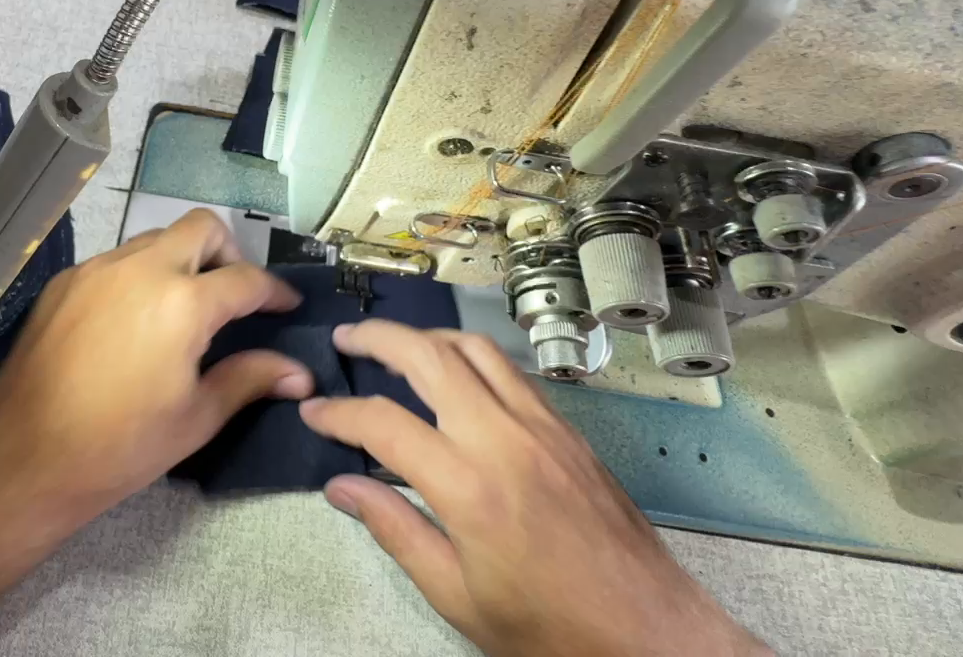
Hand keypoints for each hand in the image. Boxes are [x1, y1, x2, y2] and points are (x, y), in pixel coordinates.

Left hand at [0, 209, 314, 520]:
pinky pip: (117, 259)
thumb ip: (250, 379)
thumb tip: (300, 373)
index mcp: (182, 303)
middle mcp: (141, 269)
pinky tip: (135, 321)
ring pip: (156, 238)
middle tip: (233, 296)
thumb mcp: (196, 418)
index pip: (245, 279)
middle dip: (228, 253)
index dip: (274, 292)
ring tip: (184, 308)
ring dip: (182, 260)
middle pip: (201, 228)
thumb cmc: (120, 447)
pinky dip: (140, 274)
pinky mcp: (66, 281)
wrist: (23, 459)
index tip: (285, 306)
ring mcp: (97, 270)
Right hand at [299, 321, 765, 656]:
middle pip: (429, 356)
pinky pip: (508, 368)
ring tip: (395, 345)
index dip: (339, 413)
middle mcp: (501, 436)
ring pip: (473, 346)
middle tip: (345, 337)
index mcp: (468, 486)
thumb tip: (341, 485)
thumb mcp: (457, 597)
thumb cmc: (546, 627)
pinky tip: (454, 371)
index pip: (383, 424)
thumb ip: (394, 530)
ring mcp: (539, 423)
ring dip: (426, 335)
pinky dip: (469, 354)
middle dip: (377, 338)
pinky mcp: (564, 424)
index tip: (312, 411)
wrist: (651, 634)